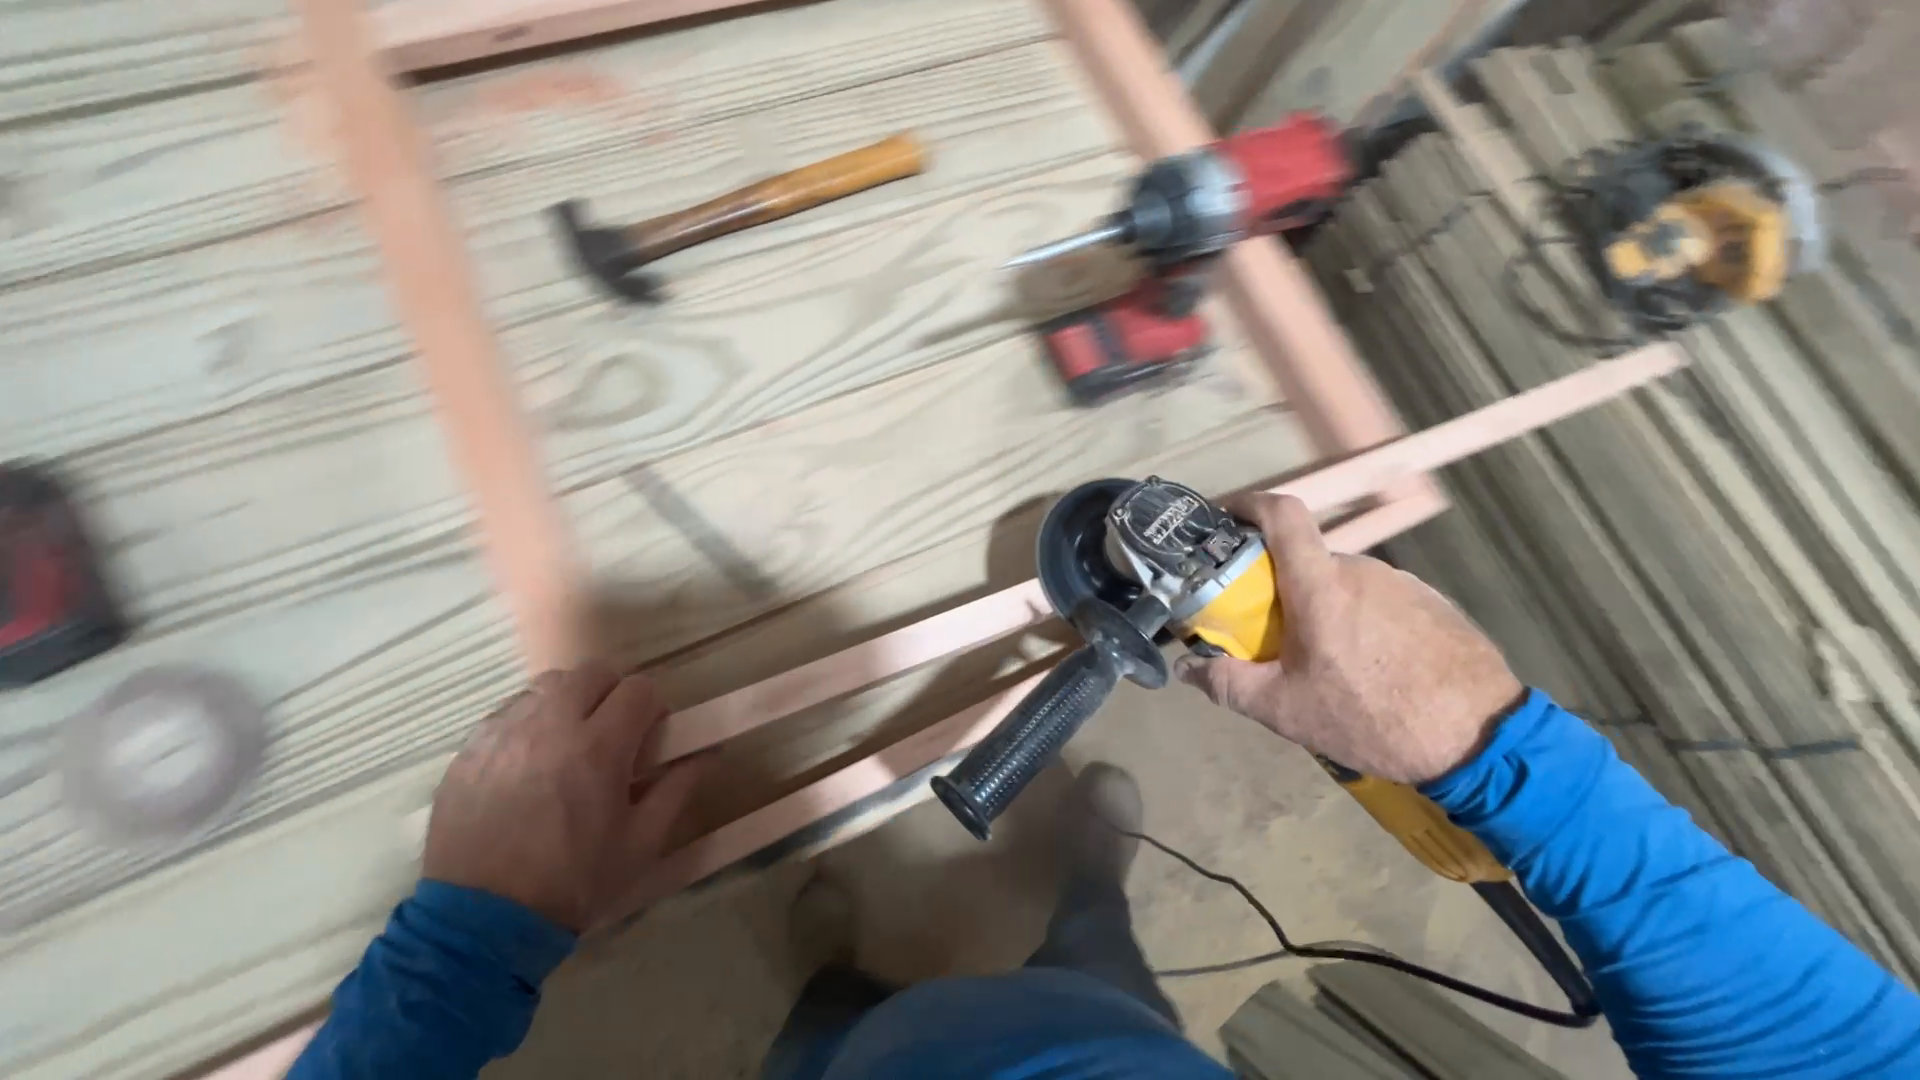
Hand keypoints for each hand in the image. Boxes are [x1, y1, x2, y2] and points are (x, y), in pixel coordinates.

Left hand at [423, 662, 707, 931]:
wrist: (480, 924)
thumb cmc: (574, 883)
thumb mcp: (642, 843)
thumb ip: (679, 789)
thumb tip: (709, 754)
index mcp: (599, 747)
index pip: (639, 688)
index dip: (653, 707)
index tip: (650, 736)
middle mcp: (550, 725)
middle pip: (592, 672)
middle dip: (612, 693)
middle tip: (613, 734)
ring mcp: (503, 734)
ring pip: (547, 687)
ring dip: (568, 703)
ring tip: (568, 744)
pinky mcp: (468, 751)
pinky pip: (507, 714)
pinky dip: (528, 724)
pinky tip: (528, 764)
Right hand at [1175, 494, 1523, 784]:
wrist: (1483, 740)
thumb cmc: (1371, 716)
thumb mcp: (1285, 710)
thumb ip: (1227, 684)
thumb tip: (1188, 668)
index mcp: (1321, 585)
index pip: (1282, 514)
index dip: (1248, 504)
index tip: (1224, 519)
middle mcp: (1363, 570)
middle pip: (1305, 559)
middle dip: (1277, 585)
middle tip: (1264, 630)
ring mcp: (1404, 585)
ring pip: (1341, 582)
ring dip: (1318, 606)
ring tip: (1317, 659)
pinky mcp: (1433, 605)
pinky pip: (1377, 600)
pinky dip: (1356, 620)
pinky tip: (1365, 666)